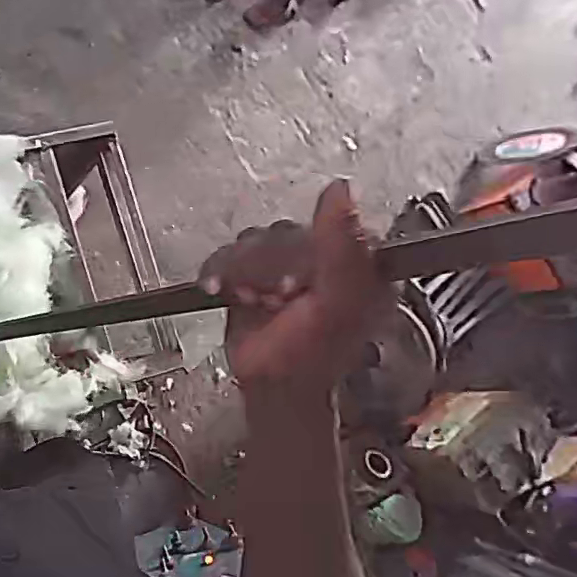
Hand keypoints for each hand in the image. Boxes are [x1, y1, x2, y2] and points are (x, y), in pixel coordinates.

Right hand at [198, 180, 382, 395]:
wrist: (271, 387)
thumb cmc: (311, 357)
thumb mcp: (337, 303)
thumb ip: (342, 246)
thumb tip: (339, 189)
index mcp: (356, 263)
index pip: (329, 226)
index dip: (308, 252)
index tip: (298, 284)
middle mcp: (322, 260)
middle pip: (284, 233)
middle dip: (271, 269)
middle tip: (277, 299)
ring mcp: (284, 266)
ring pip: (253, 241)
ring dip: (246, 274)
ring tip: (254, 300)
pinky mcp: (250, 276)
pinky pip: (228, 255)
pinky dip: (220, 273)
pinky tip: (224, 290)